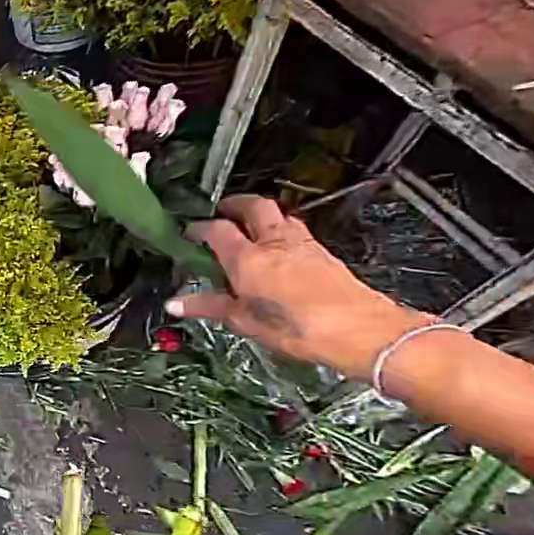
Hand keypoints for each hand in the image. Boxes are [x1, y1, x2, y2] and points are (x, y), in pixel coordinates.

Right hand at [166, 195, 429, 377]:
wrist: (358, 330)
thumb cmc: (296, 328)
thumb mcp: (244, 321)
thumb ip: (209, 306)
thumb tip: (175, 303)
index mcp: (247, 258)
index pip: (216, 229)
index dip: (199, 227)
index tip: (188, 232)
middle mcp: (274, 242)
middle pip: (253, 206)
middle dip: (234, 204)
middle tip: (220, 211)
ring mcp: (302, 244)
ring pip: (278, 214)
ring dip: (261, 214)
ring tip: (249, 226)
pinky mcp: (322, 252)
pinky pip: (296, 229)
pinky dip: (281, 230)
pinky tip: (278, 248)